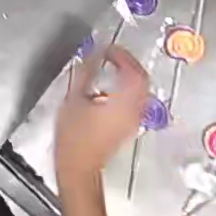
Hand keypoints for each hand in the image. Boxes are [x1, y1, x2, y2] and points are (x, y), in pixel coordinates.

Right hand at [54, 47, 149, 181]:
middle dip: (128, 62)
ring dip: (129, 74)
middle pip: (142, 79)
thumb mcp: (73, 99)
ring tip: (111, 66)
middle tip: (111, 54)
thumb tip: (92, 56)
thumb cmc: (73, 136)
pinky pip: (136, 100)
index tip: (107, 48)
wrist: (78, 166)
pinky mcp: (129, 126)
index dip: (121, 55)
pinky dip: (127, 87)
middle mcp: (135, 110)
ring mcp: (134, 119)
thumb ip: (85, 74)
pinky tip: (109, 86)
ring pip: (141, 89)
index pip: (133, 71)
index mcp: (123, 102)